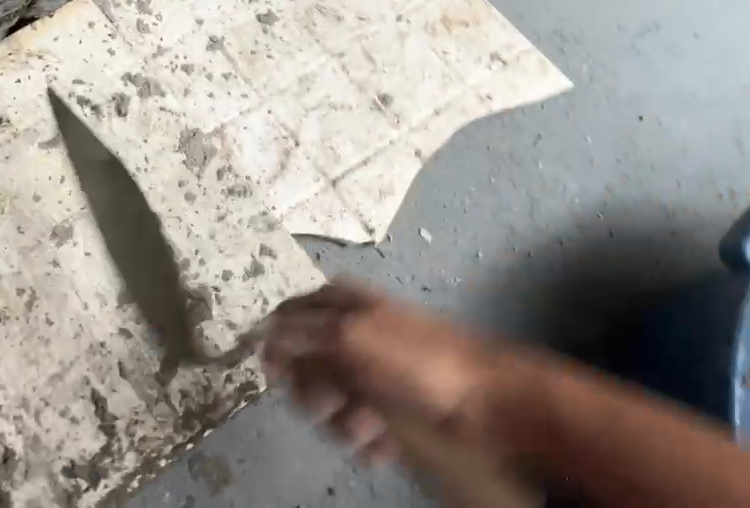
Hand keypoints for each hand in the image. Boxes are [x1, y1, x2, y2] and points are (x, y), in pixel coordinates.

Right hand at [260, 280, 509, 464]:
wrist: (490, 400)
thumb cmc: (415, 359)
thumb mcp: (348, 337)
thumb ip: (300, 336)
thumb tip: (260, 337)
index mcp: (337, 303)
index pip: (286, 318)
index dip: (276, 348)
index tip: (275, 378)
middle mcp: (349, 331)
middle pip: (305, 363)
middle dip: (312, 391)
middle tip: (326, 407)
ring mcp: (370, 368)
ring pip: (331, 397)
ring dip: (340, 420)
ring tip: (364, 430)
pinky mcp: (390, 403)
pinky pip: (360, 420)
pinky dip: (364, 436)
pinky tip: (377, 446)